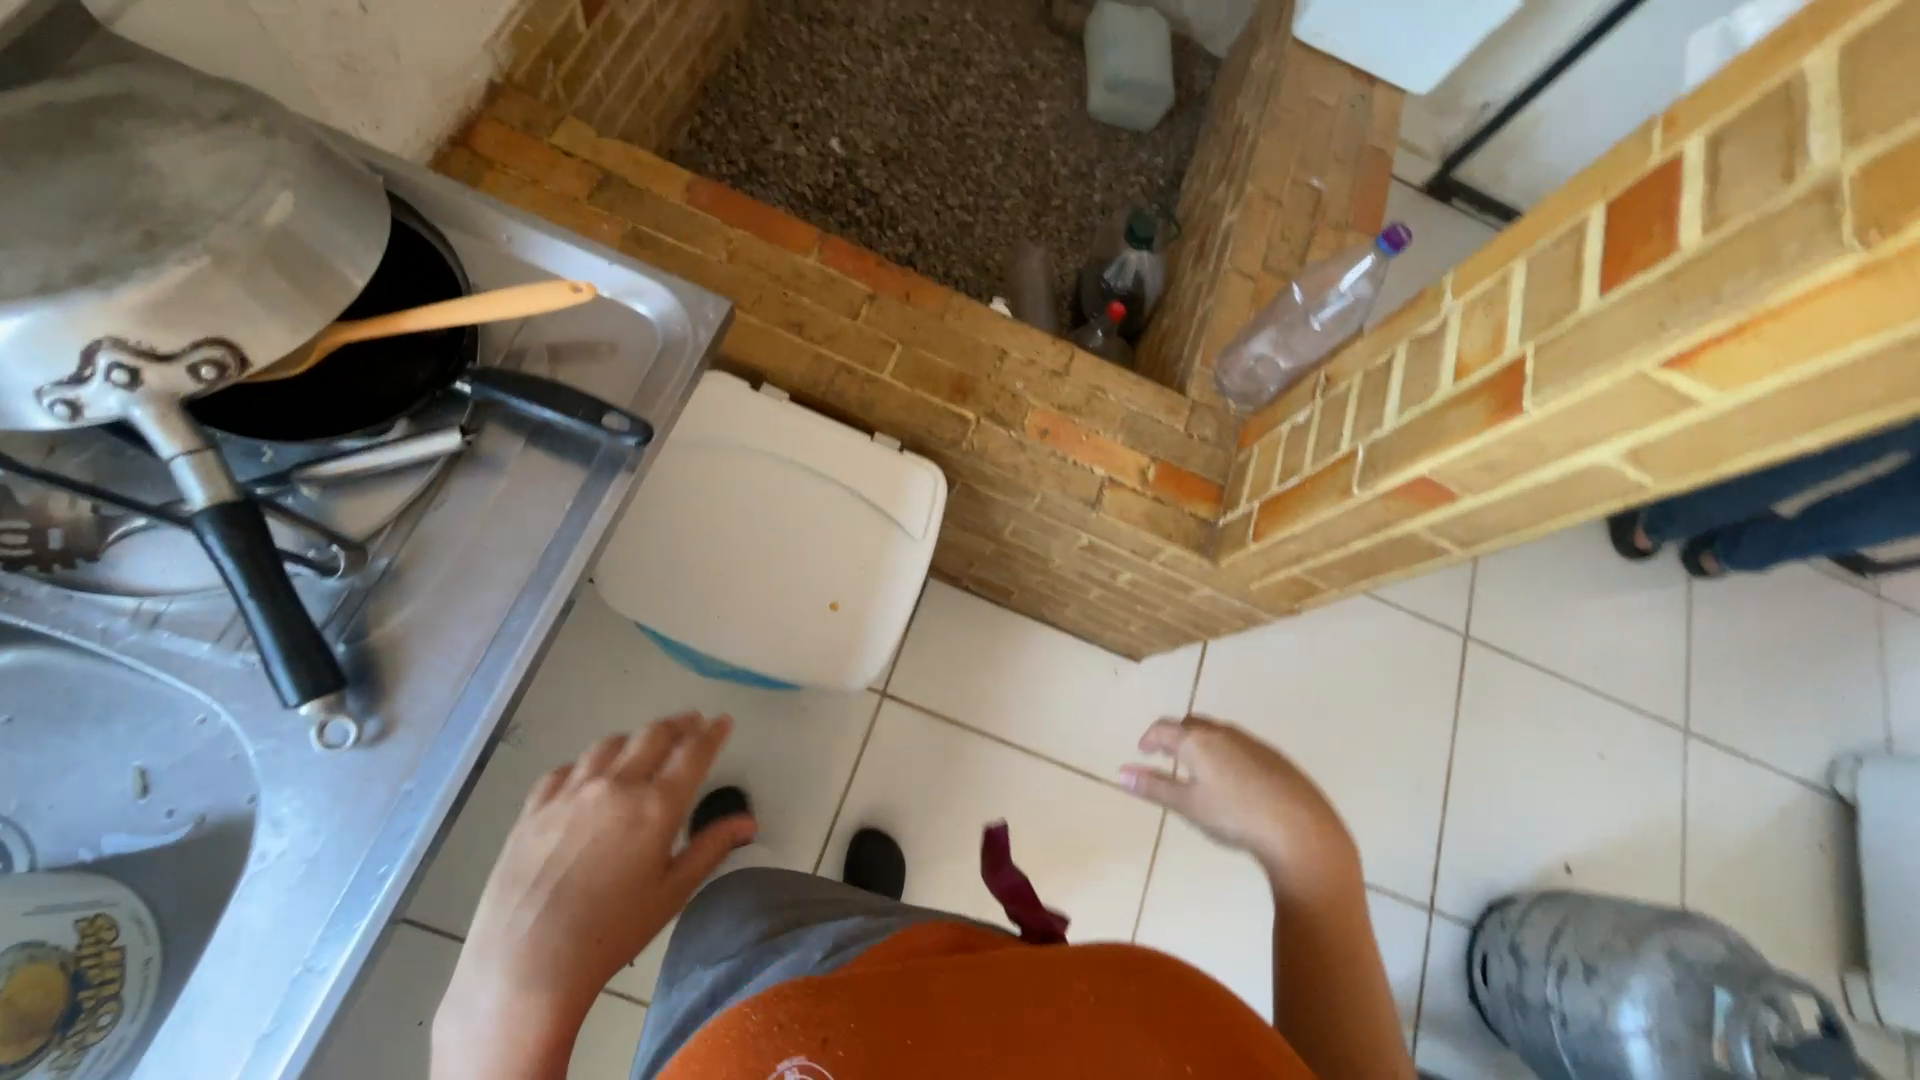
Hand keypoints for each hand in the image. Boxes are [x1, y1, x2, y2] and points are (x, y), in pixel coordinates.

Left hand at [436, 714, 754, 1055]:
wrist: (526, 964)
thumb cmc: (611, 932)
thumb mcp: (673, 892)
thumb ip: (711, 848)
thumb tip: (747, 821)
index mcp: (656, 806)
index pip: (693, 753)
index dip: (712, 733)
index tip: (722, 721)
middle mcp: (615, 786)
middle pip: (652, 735)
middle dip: (678, 724)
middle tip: (691, 723)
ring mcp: (569, 793)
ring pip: (608, 745)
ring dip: (634, 738)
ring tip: (644, 744)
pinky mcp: (533, 808)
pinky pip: (565, 769)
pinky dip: (587, 764)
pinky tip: (589, 777)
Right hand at [1121, 716, 1358, 884]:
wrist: (1302, 831)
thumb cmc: (1235, 817)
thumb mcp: (1187, 806)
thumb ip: (1153, 787)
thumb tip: (1120, 772)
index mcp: (1198, 741)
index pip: (1165, 728)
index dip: (1149, 738)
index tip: (1143, 752)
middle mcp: (1224, 733)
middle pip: (1192, 724)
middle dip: (1175, 736)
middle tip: (1166, 756)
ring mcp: (1253, 743)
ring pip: (1218, 733)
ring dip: (1201, 743)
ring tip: (1197, 769)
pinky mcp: (1276, 758)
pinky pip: (1240, 746)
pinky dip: (1225, 753)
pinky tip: (1233, 782)